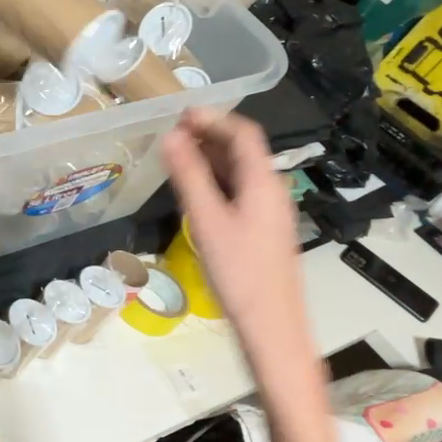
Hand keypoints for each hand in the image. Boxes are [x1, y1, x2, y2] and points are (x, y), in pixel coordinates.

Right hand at [159, 108, 308, 352]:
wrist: (272, 327)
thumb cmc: (240, 272)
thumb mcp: (207, 220)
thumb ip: (189, 176)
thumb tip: (170, 136)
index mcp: (264, 182)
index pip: (243, 134)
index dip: (213, 118)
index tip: (179, 114)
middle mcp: (271, 191)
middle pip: (243, 151)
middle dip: (208, 135)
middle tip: (171, 132)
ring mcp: (268, 212)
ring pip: (239, 172)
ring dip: (209, 158)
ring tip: (175, 156)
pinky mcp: (261, 231)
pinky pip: (238, 192)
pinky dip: (214, 182)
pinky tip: (193, 192)